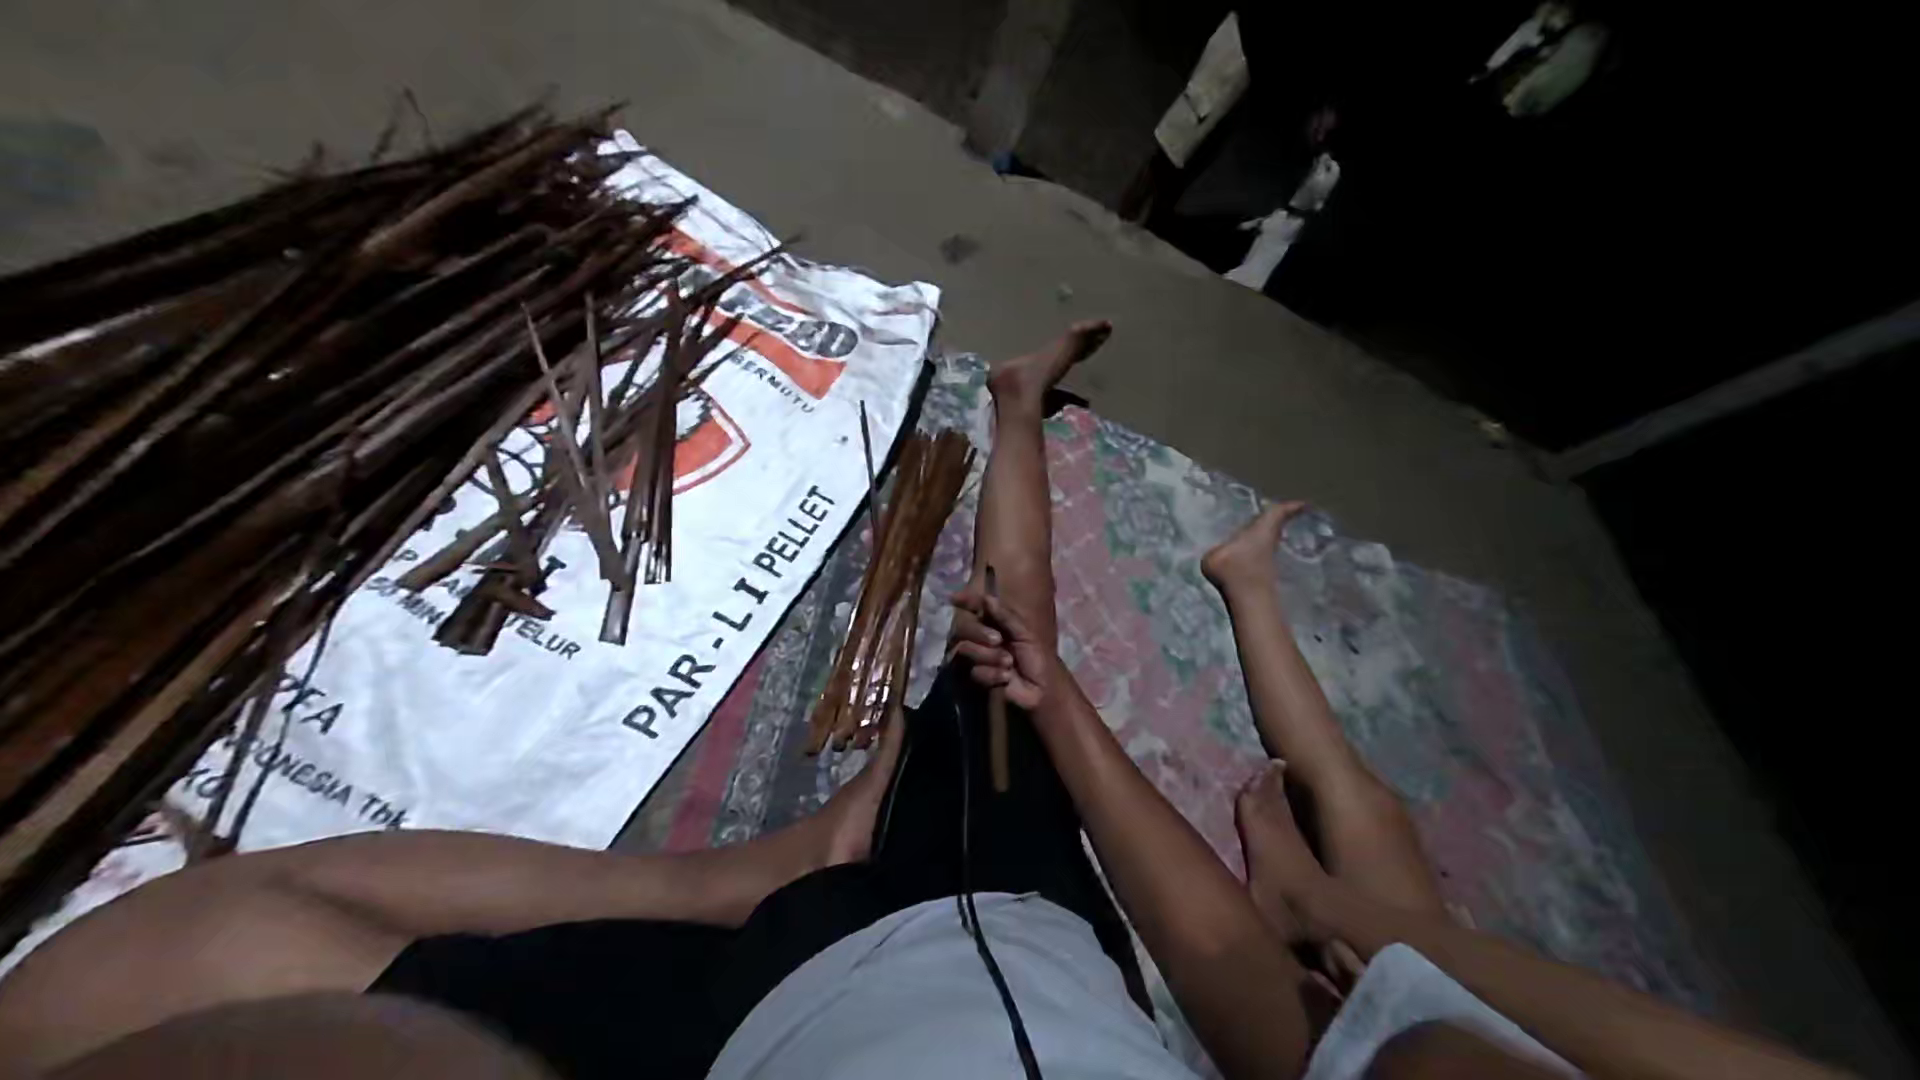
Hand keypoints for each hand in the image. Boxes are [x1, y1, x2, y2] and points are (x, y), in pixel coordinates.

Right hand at [948, 588, 1053, 709]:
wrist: (1041, 687)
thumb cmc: (1036, 657)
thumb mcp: (1024, 633)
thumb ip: (1005, 616)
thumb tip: (987, 598)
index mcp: (991, 624)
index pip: (973, 609)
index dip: (965, 601)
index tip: (955, 598)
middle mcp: (979, 638)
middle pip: (961, 628)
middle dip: (978, 632)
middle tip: (998, 640)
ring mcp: (975, 658)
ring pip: (964, 649)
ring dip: (988, 656)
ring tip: (1008, 662)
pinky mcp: (975, 678)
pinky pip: (973, 671)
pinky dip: (991, 673)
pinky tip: (1005, 677)